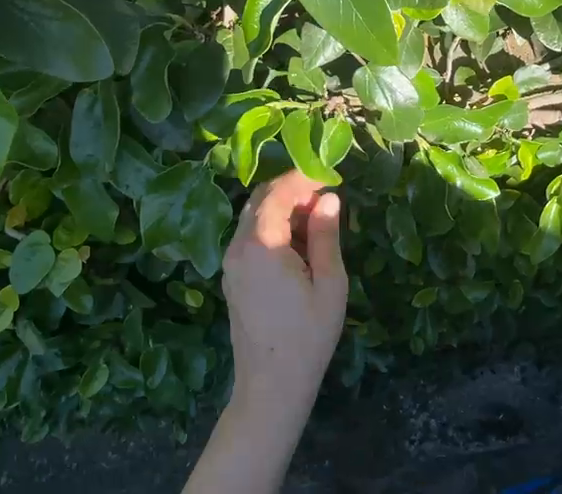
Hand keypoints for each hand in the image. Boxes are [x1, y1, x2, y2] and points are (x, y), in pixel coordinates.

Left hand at [182, 171, 346, 493]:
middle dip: (292, 190)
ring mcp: (231, 263)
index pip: (278, 192)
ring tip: (317, 217)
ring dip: (283, 208)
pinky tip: (299, 242)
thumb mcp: (329, 282)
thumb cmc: (307, 335)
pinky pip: (250, 237)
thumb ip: (325, 235)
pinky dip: (273, 227)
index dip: (303, 178)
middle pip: (260, 200)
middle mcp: (237, 247)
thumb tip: (328, 198)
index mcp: (260, 243)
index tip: (330, 175)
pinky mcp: (233, 278)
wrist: (271, 387)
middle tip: (325, 195)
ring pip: (253, 217)